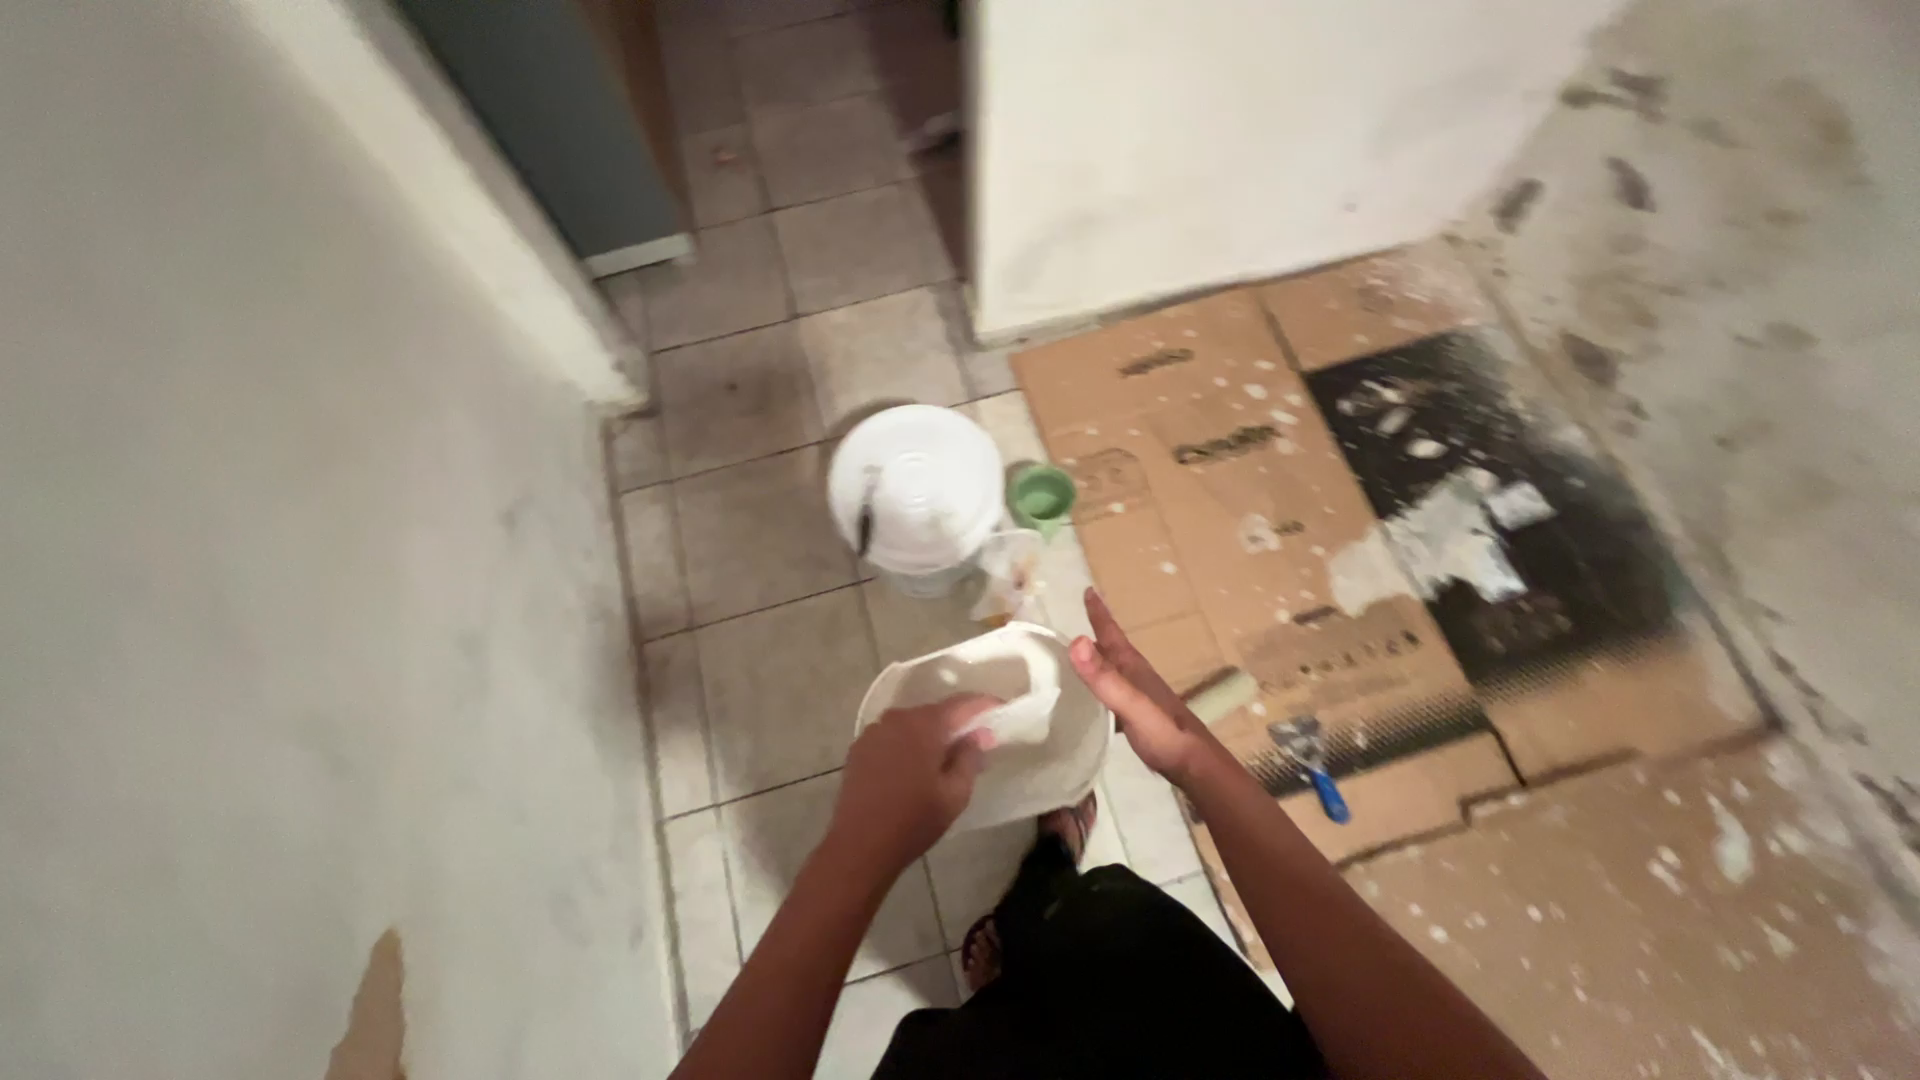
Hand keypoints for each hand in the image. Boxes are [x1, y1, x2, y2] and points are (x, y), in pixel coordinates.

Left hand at [824, 695, 998, 879]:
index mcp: (924, 725)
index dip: (983, 705)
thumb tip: (979, 734)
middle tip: (974, 745)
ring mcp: (874, 731)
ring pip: (912, 725)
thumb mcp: (954, 795)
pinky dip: (907, 745)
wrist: (859, 845)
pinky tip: (912, 769)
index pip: (961, 704)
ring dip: (929, 736)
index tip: (1000, 709)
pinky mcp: (859, 748)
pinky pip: (892, 737)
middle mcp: (896, 718)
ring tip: (943, 760)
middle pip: (934, 713)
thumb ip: (970, 758)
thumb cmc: (913, 821)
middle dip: (956, 725)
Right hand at [1068, 589, 1220, 784]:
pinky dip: (1098, 687)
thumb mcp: (1132, 704)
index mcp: (1132, 667)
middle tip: (1073, 620)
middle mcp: (1135, 676)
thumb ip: (1106, 677)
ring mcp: (1138, 696)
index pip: (1111, 633)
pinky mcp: (1137, 716)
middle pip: (1111, 648)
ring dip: (1096, 660)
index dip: (1099, 612)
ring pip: (1112, 670)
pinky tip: (1089, 699)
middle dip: (1094, 632)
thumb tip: (1076, 641)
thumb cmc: (1164, 733)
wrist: (1194, 765)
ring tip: (1076, 657)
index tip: (1088, 589)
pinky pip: (1111, 693)